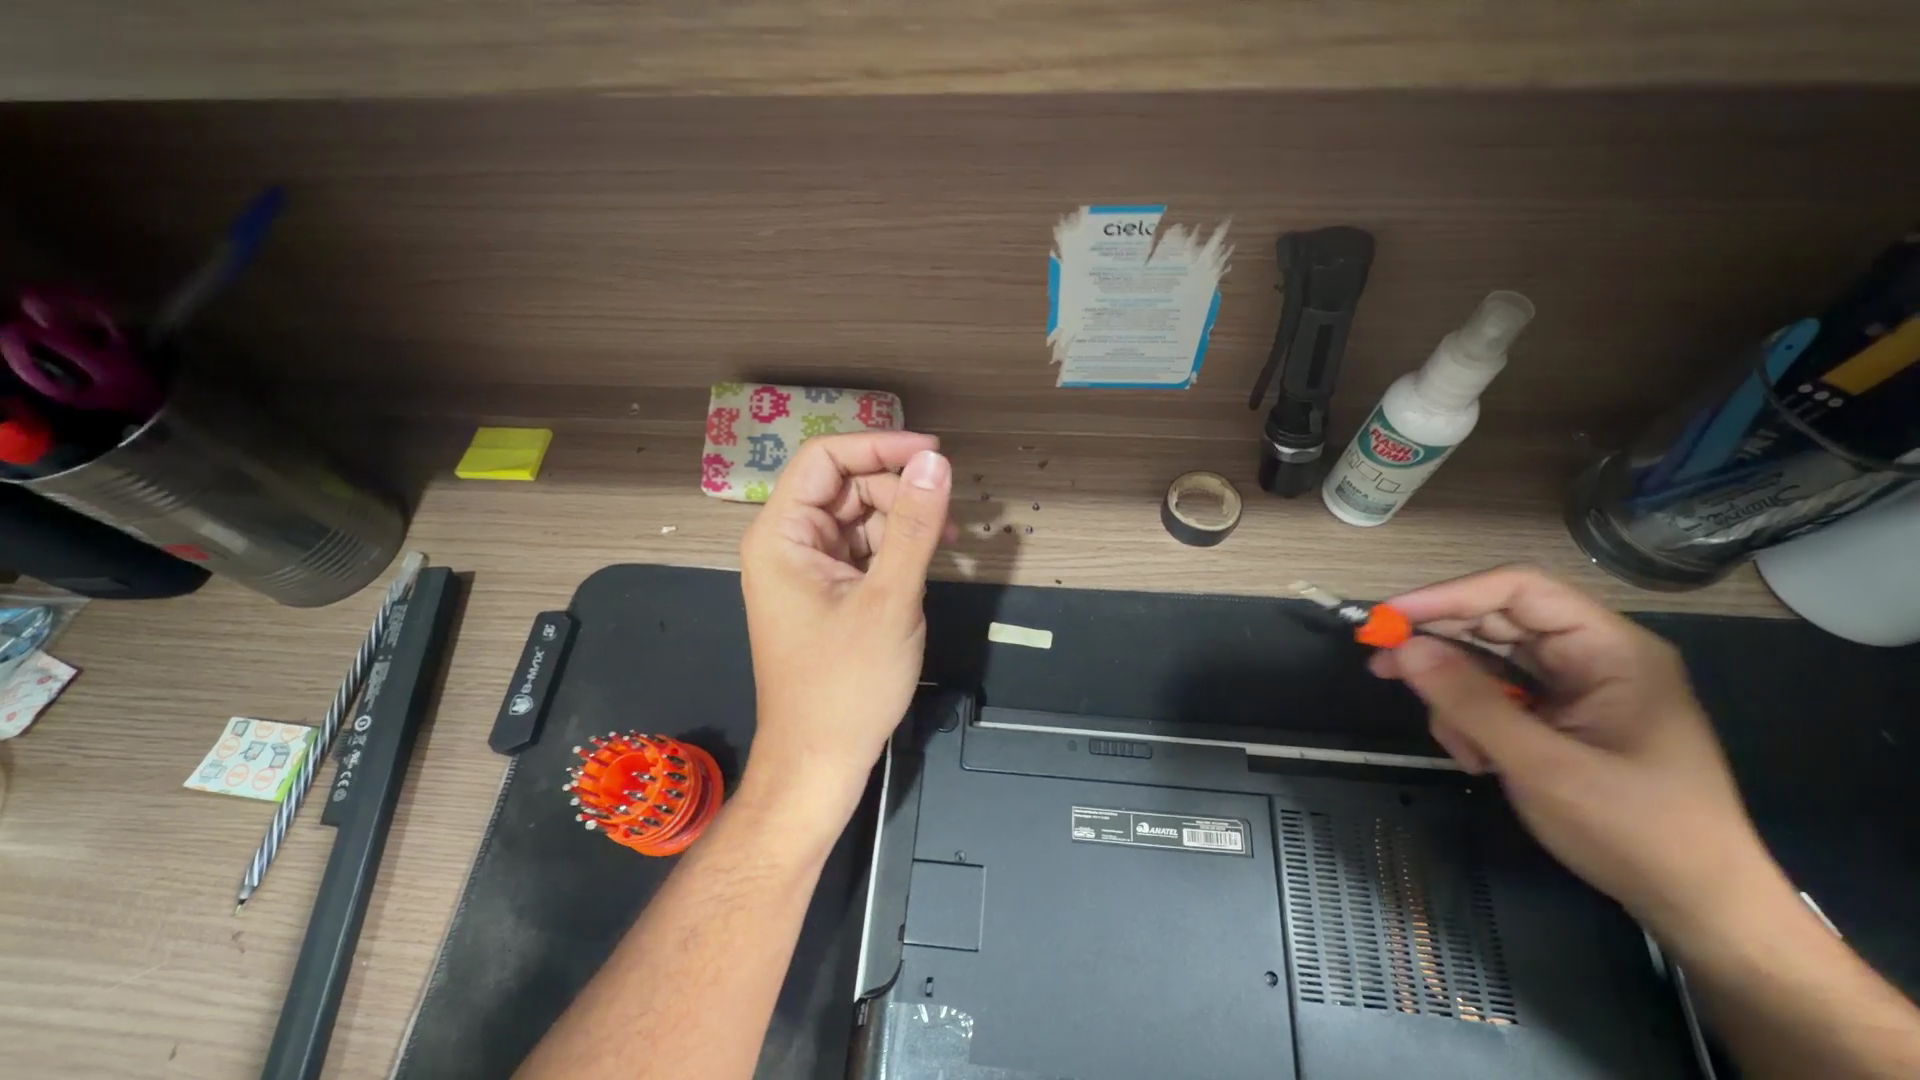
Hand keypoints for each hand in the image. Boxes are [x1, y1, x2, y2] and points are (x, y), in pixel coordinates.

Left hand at [737, 432, 952, 825]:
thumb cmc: (846, 684)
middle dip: (898, 491)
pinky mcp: (827, 593)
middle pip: (846, 485)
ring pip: (860, 517)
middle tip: (948, 514)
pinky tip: (927, 563)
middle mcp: (788, 543)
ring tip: (948, 541)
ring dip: (903, 521)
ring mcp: (807, 569)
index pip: (825, 458)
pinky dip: (895, 550)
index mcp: (781, 534)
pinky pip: (863, 551)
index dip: (879, 446)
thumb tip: (936, 463)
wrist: (819, 761)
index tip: (934, 455)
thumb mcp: (889, 600)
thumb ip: (914, 526)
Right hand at [1369, 566, 1785, 939]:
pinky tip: (1476, 760)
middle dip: (1439, 644)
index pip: (1519, 591)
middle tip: (1380, 663)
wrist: (1699, 906)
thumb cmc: (1637, 830)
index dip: (1449, 596)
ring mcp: (1577, 690)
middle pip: (1498, 622)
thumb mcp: (1544, 766)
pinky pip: (1499, 698)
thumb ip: (1470, 703)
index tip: (1389, 619)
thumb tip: (1401, 650)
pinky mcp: (1562, 720)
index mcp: (1611, 650)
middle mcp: (1594, 657)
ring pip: (1491, 663)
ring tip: (1453, 741)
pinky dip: (1473, 722)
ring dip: (1456, 695)